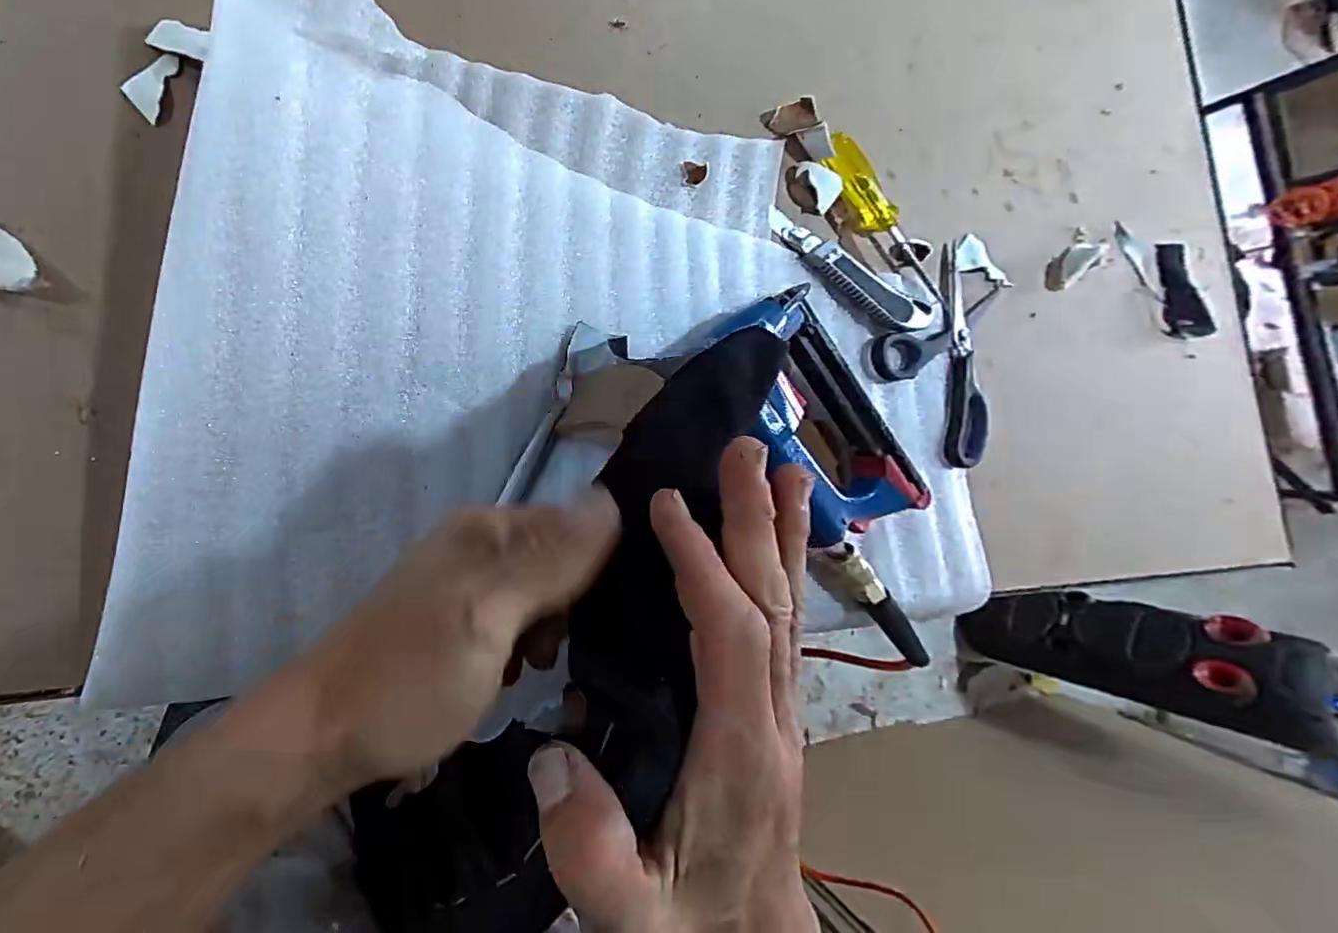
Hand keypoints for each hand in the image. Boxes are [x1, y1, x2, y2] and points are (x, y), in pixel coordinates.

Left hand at [298, 489, 621, 784]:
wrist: (322, 736)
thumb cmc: (411, 679)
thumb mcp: (489, 616)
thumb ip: (550, 560)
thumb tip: (611, 500)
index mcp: (486, 527)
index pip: (575, 522)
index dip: (599, 566)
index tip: (608, 617)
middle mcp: (475, 540)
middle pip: (558, 555)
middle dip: (570, 603)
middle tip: (550, 651)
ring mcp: (462, 579)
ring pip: (539, 590)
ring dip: (547, 628)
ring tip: (529, 669)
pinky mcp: (455, 615)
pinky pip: (514, 615)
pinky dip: (521, 642)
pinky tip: (508, 673)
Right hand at [528, 438, 818, 931]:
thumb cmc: (687, 920)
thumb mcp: (630, 912)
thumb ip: (591, 847)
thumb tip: (550, 758)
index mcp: (739, 746)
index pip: (729, 631)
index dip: (701, 563)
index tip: (667, 505)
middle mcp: (772, 714)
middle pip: (771, 600)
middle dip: (756, 520)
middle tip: (748, 452)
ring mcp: (780, 709)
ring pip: (787, 606)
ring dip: (782, 535)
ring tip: (784, 474)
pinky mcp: (773, 709)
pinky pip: (781, 625)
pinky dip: (780, 572)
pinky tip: (775, 543)